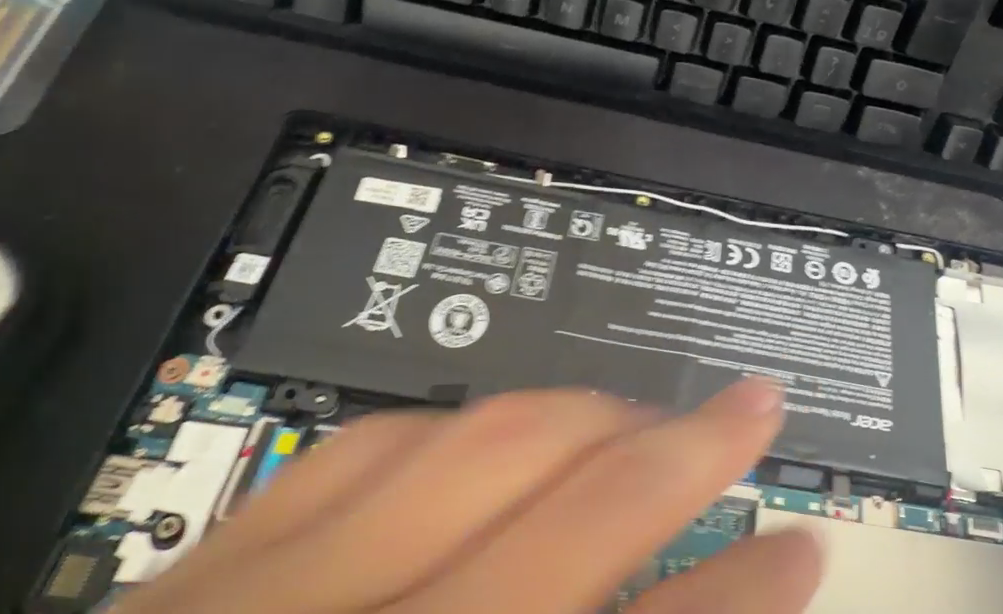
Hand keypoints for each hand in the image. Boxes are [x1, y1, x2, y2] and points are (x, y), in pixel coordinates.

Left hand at [113, 377, 821, 613]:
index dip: (745, 596)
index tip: (805, 549)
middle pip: (575, 514)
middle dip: (688, 452)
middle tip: (754, 408)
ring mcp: (270, 604)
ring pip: (472, 448)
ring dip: (582, 417)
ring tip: (646, 409)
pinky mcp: (197, 579)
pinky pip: (358, 450)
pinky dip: (454, 429)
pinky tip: (496, 425)